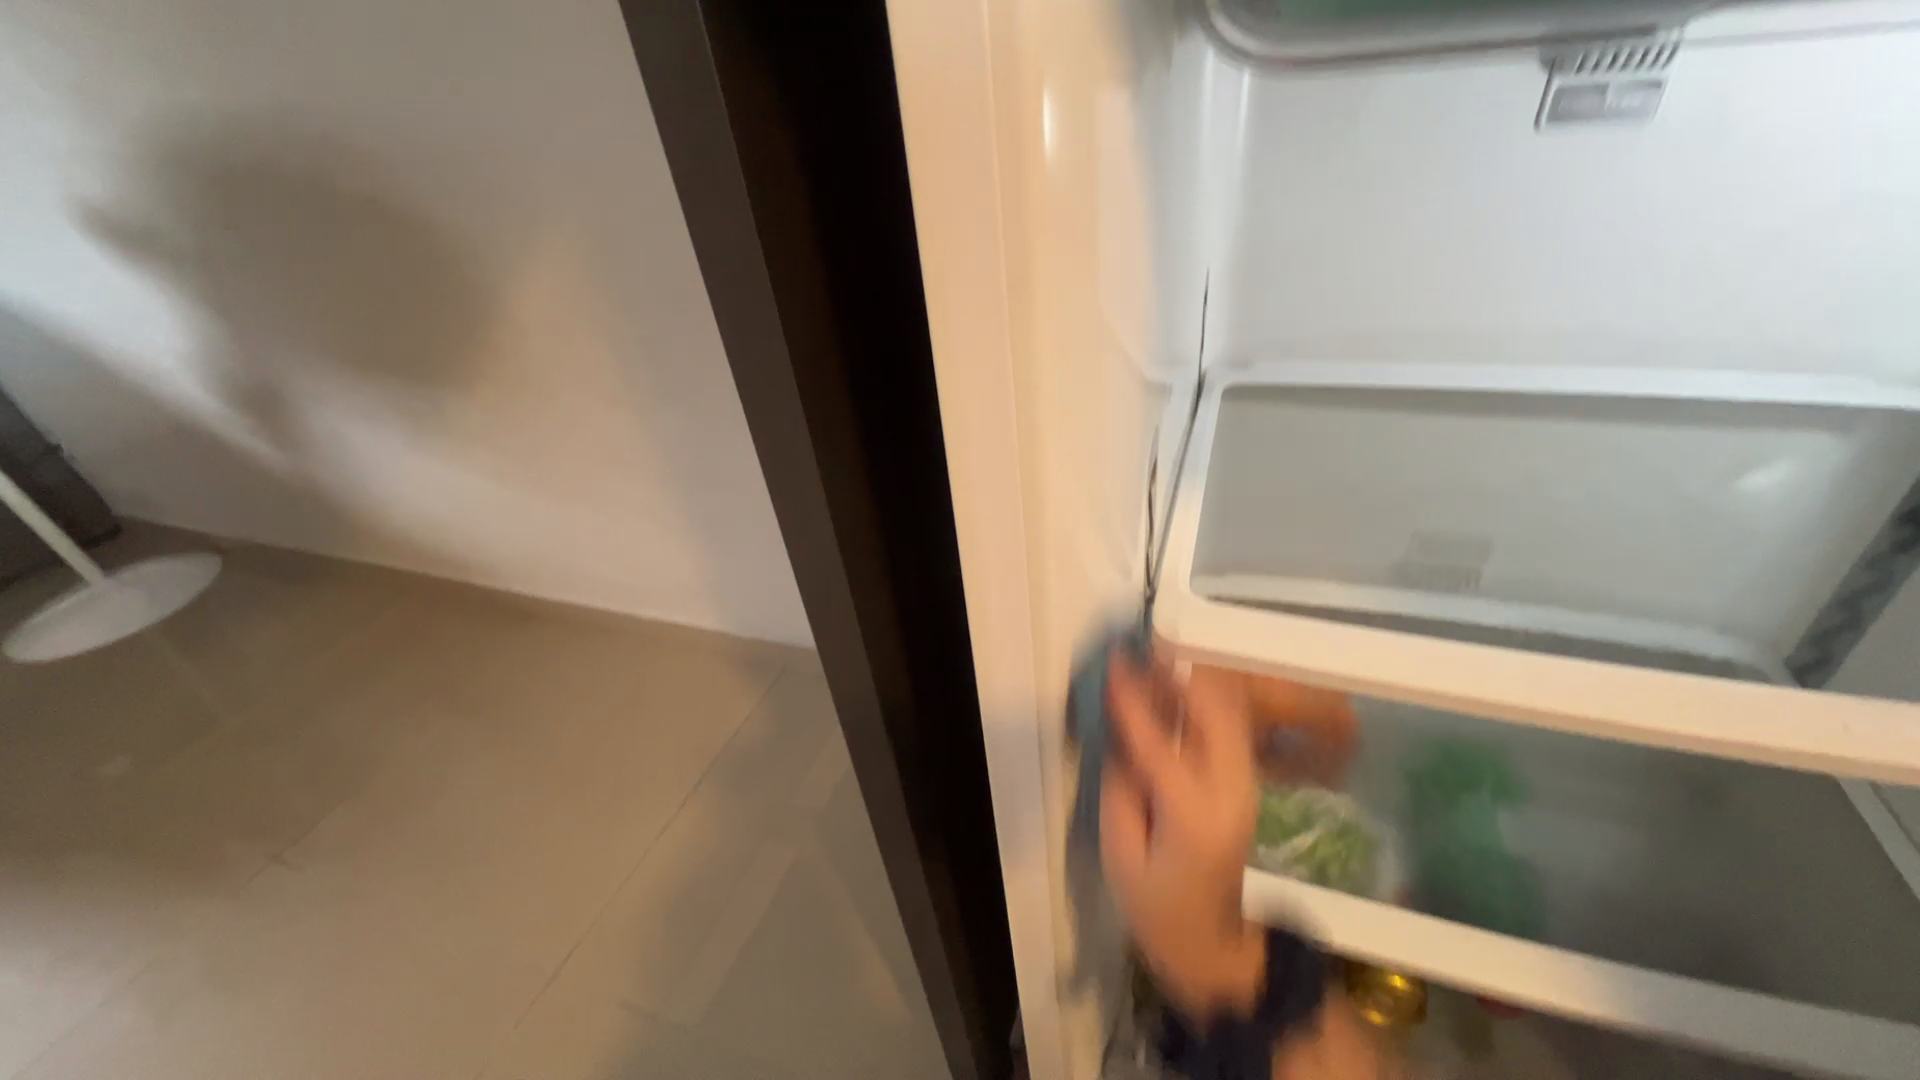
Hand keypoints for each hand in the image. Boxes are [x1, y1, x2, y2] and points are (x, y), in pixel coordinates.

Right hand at [1101, 651, 1264, 1017]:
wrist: (1210, 939)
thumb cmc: (1155, 904)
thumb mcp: (1119, 852)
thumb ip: (1121, 786)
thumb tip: (1122, 734)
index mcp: (1193, 816)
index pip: (1161, 743)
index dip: (1134, 700)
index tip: (1115, 663)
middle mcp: (1231, 792)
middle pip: (1216, 714)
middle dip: (1179, 674)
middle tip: (1142, 647)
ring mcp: (1246, 785)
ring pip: (1229, 713)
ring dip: (1194, 681)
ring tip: (1156, 658)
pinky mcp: (1246, 781)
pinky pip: (1229, 726)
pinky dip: (1205, 699)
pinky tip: (1176, 687)